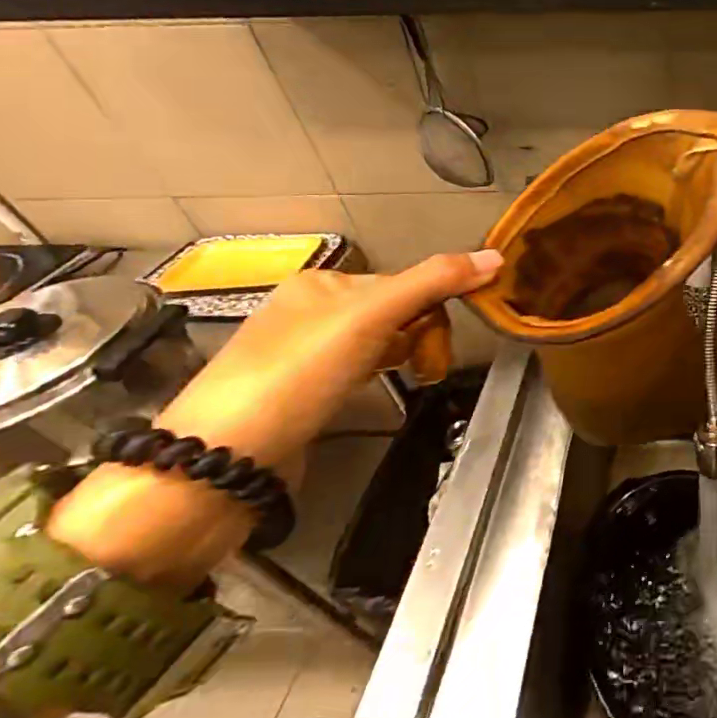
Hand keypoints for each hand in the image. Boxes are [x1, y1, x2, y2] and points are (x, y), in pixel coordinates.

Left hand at [47, 251, 503, 590]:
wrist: (220, 460)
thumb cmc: (299, 374)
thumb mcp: (372, 316)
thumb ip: (434, 282)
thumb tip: (496, 257)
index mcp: (325, 281)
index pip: (407, 282)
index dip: (434, 310)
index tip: (442, 348)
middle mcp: (312, 308)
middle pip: (396, 310)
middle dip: (420, 336)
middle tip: (428, 370)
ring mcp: (303, 350)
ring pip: (380, 339)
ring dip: (402, 355)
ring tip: (407, 379)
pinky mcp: (301, 388)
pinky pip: (359, 366)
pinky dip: (376, 373)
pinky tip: (371, 388)